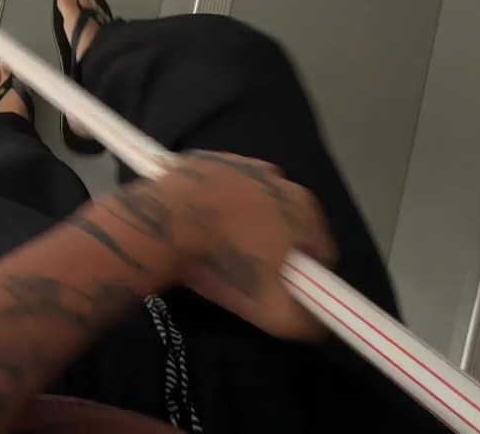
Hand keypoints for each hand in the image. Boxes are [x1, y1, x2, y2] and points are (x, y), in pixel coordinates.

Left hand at [88, 152, 334, 339]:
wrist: (160, 227)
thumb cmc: (223, 265)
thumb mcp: (277, 314)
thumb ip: (311, 321)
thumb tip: (318, 318)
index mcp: (303, 206)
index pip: (318, 248)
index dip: (304, 274)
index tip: (279, 286)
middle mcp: (275, 175)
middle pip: (285, 222)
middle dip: (273, 244)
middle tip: (246, 267)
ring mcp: (235, 161)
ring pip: (252, 202)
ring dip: (244, 221)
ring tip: (218, 244)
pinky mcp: (202, 158)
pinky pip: (220, 186)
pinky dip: (215, 201)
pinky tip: (199, 221)